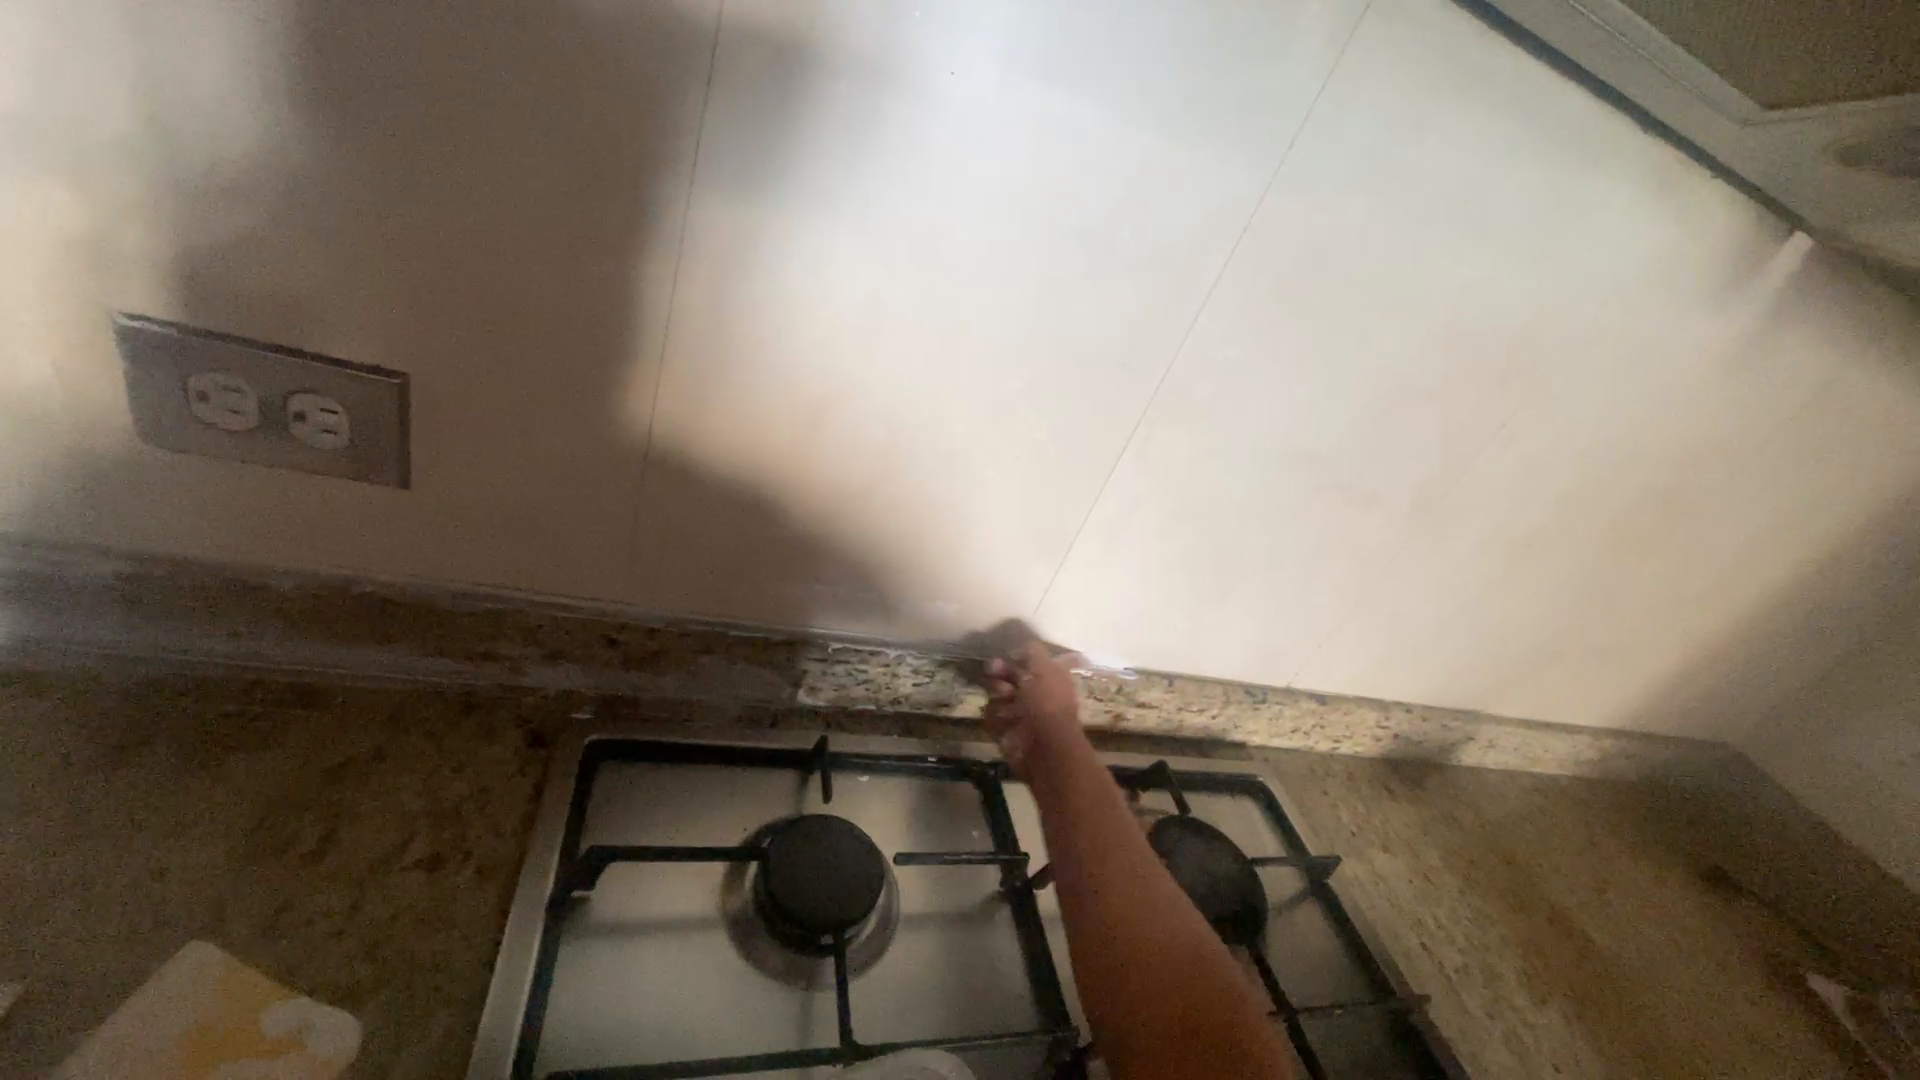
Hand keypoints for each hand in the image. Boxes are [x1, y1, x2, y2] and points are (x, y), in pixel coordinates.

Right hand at [981, 641, 1082, 777]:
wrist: (1044, 747)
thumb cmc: (1047, 703)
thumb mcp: (1044, 668)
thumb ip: (1034, 652)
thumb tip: (1024, 645)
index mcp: (1052, 679)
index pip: (1036, 663)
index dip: (1023, 657)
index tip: (1012, 654)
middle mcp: (1037, 696)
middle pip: (1012, 677)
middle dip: (1002, 672)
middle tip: (992, 669)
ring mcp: (1022, 716)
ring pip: (999, 697)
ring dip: (998, 695)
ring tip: (1003, 698)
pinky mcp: (1007, 733)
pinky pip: (992, 719)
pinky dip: (995, 719)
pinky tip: (1003, 720)